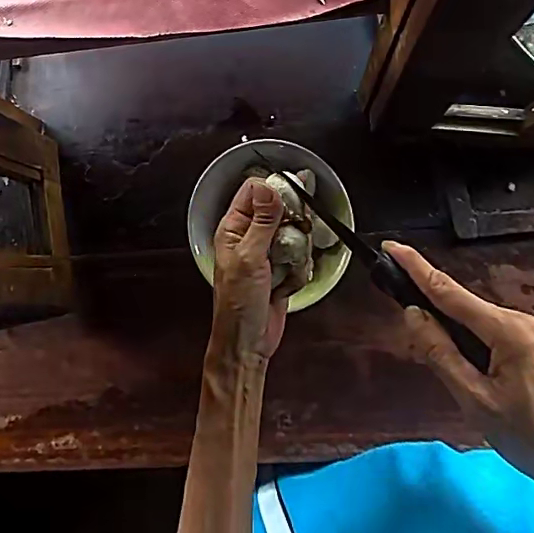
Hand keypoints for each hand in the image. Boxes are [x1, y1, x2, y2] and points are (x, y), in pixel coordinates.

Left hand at [210, 177, 294, 362]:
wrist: (248, 343)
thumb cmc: (238, 304)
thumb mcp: (249, 258)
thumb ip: (261, 222)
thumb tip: (268, 188)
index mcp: (233, 227)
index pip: (254, 191)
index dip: (275, 190)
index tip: (294, 198)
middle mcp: (249, 235)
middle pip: (279, 210)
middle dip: (292, 224)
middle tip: (291, 240)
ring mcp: (267, 252)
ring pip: (294, 233)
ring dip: (296, 252)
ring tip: (285, 269)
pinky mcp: (282, 268)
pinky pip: (300, 257)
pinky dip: (298, 270)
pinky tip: (286, 285)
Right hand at [385, 242, 533, 532]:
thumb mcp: (477, 402)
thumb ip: (441, 354)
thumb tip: (414, 315)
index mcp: (505, 330)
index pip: (447, 290)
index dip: (415, 267)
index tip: (391, 247)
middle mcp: (520, 321)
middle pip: (461, 306)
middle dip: (432, 315)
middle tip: (414, 344)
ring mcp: (533, 334)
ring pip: (476, 323)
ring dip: (454, 336)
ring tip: (450, 374)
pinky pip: (492, 335)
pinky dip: (473, 345)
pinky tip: (473, 376)